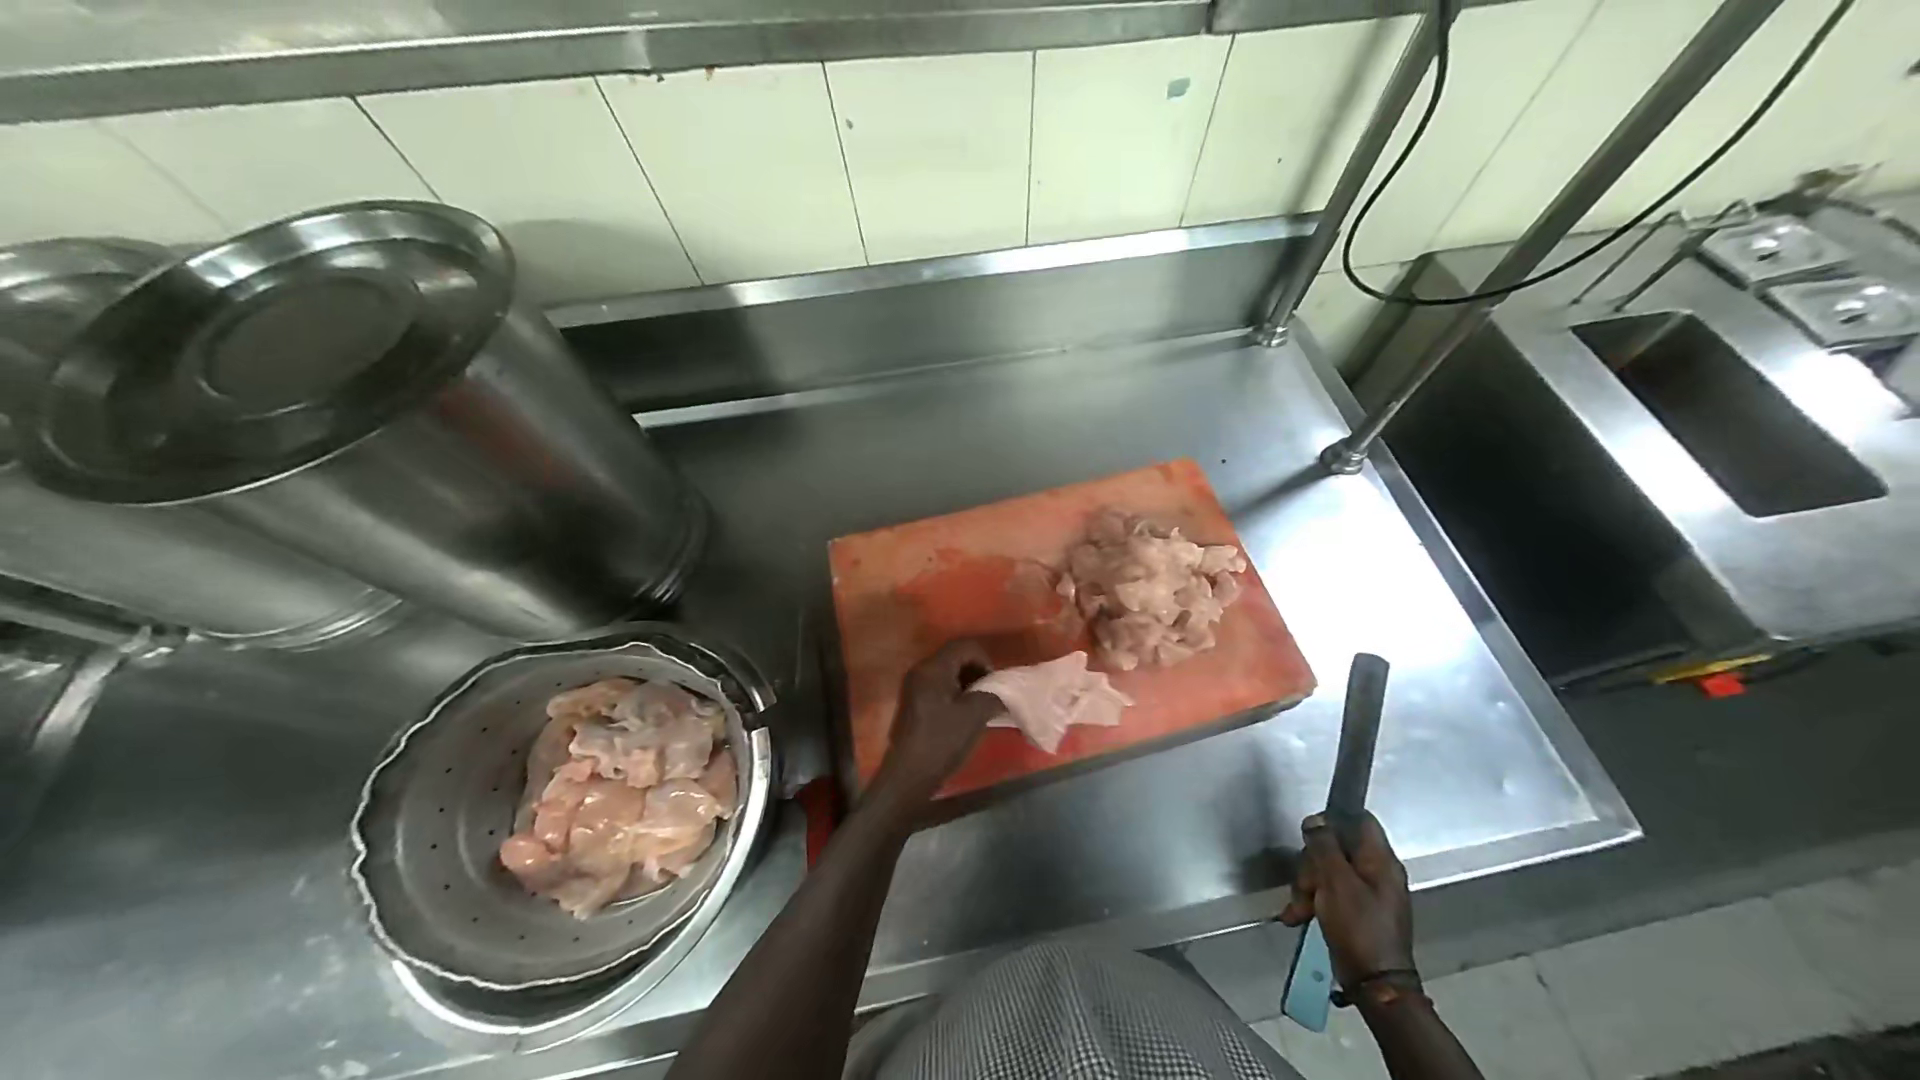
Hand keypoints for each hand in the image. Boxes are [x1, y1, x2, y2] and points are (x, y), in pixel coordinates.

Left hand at [871, 640, 1000, 806]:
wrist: (909, 774)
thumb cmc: (942, 741)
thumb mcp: (974, 716)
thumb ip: (992, 695)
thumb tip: (1003, 692)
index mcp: (933, 669)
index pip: (964, 646)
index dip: (985, 659)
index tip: (994, 683)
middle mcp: (920, 671)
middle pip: (954, 656)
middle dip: (977, 670)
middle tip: (990, 692)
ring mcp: (914, 686)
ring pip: (947, 671)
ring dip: (968, 682)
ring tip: (981, 703)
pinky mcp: (914, 702)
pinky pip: (939, 685)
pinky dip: (956, 692)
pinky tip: (966, 712)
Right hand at [1278, 811, 1414, 988]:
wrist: (1375, 984)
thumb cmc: (1358, 927)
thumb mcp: (1336, 882)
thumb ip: (1324, 847)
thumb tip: (1316, 820)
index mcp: (1380, 861)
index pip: (1361, 820)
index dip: (1334, 820)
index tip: (1311, 835)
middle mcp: (1376, 872)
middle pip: (1336, 847)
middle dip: (1312, 864)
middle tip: (1307, 884)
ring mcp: (1366, 892)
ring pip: (1327, 870)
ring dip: (1307, 886)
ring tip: (1300, 908)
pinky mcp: (1355, 910)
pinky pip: (1328, 892)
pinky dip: (1312, 901)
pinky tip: (1298, 915)